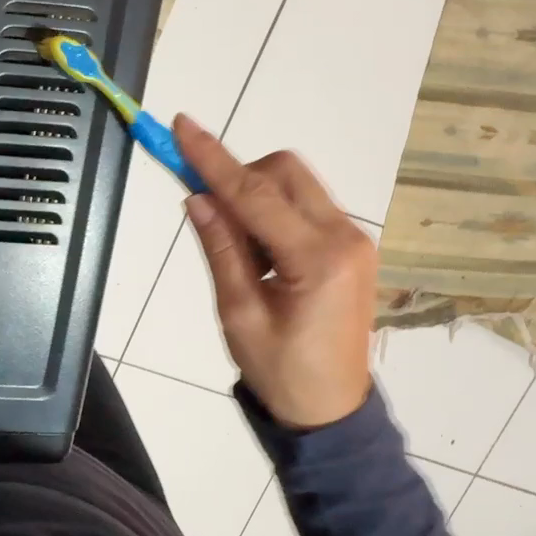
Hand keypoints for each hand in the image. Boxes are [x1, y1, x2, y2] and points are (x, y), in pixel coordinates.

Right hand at [173, 115, 375, 429]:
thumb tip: (197, 198)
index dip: (212, 158)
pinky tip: (258, 255)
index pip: (253, 195)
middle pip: (285, 172)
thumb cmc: (280, 371)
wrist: (331, 410)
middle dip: (240, 175)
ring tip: (237, 251)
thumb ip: (221, 249)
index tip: (181, 126)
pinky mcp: (351, 247)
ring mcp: (354, 240)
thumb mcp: (238, 313)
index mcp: (317, 259)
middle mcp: (345, 237)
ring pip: (296, 185)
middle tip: (207, 211)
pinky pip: (304, 208)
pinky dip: (272, 214)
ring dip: (255, 197)